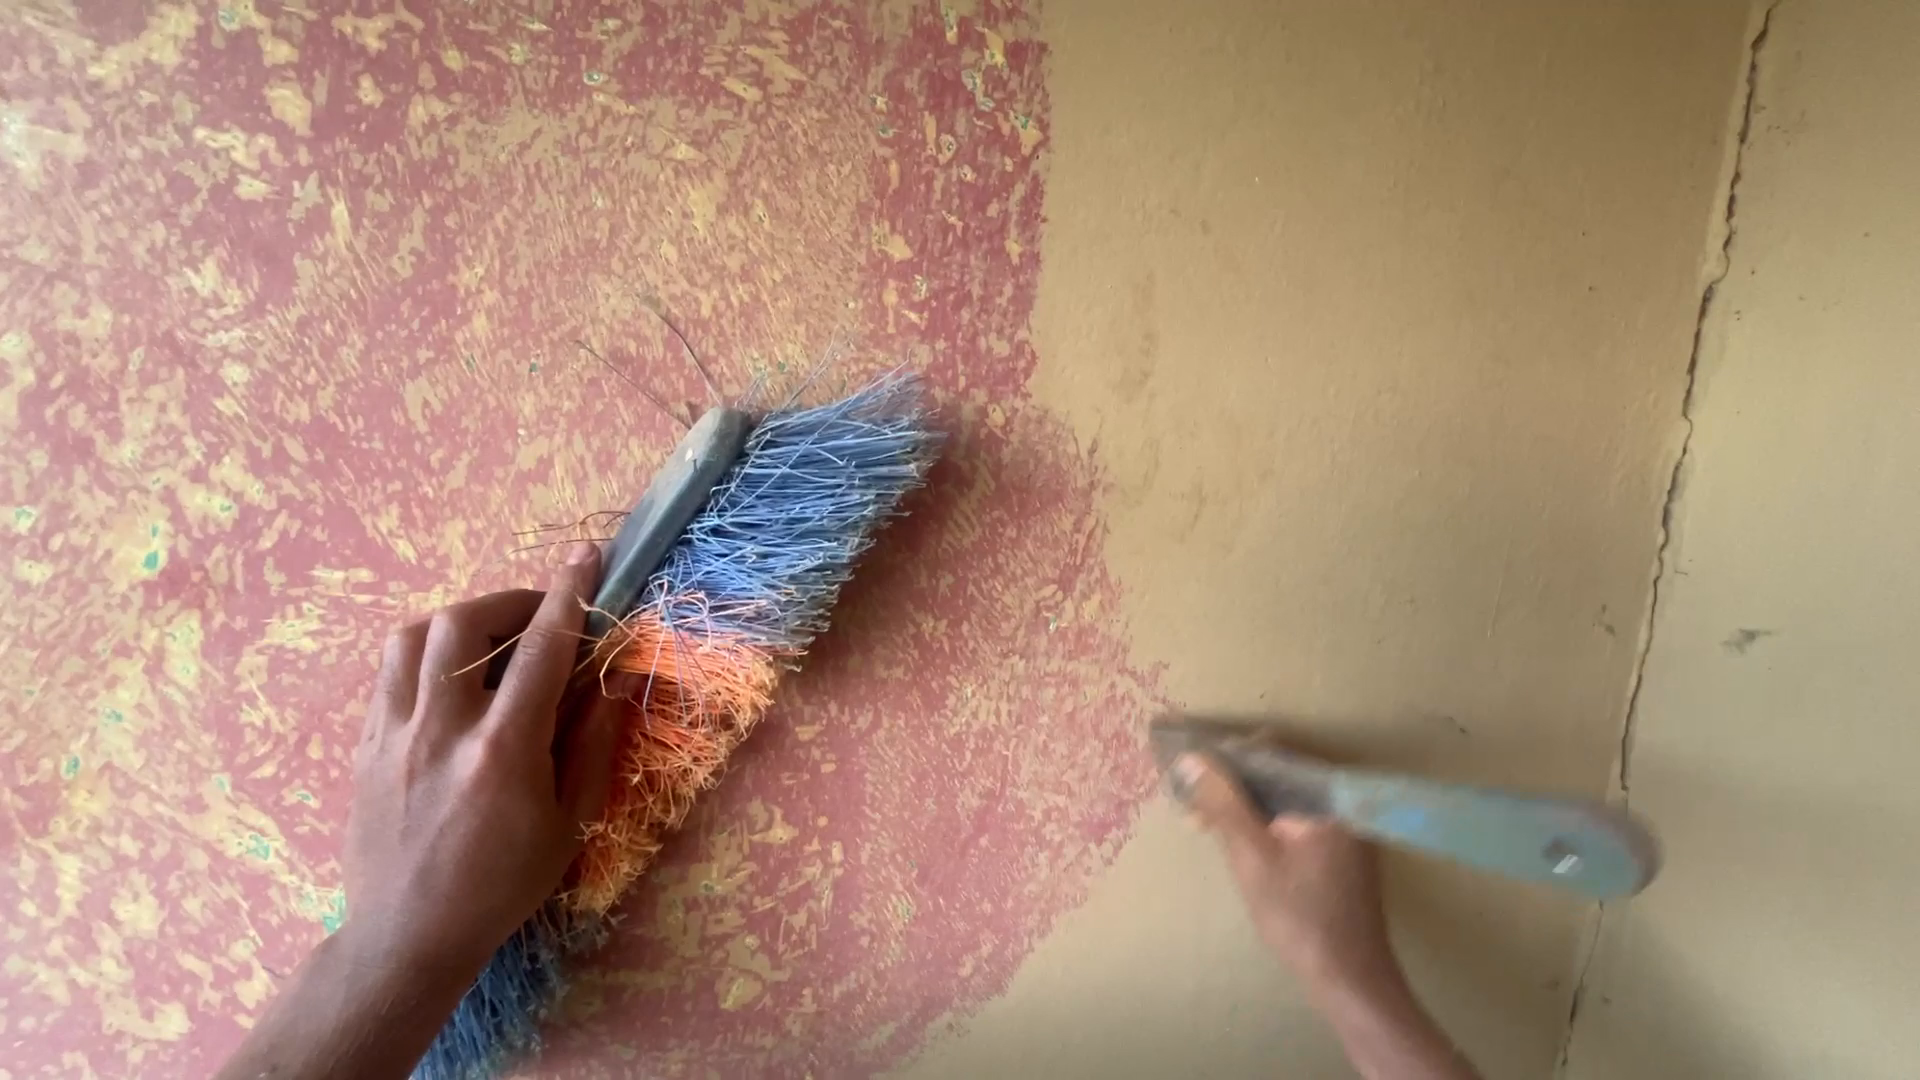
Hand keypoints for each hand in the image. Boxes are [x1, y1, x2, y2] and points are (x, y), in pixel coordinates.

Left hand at [343, 542, 619, 974]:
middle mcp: (440, 728)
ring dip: (463, 620)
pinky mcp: (364, 744)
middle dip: (512, 601)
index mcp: (502, 749)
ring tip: (495, 640)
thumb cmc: (504, 879)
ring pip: (413, 636)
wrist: (406, 937)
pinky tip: (455, 675)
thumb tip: (620, 676)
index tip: (586, 554)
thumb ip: (595, 737)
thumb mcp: (572, 817)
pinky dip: (429, 651)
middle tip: (543, 618)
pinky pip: (389, 669)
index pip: (541, 648)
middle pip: (463, 623)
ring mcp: (391, 734)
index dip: (569, 593)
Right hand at [1175, 752, 1396, 995]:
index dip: (1225, 758)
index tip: (1189, 772)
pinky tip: (1233, 840)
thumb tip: (1191, 757)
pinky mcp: (1336, 850)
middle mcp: (1338, 803)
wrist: (1348, 980)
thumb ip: (1223, 801)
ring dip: (1240, 806)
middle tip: (1192, 808)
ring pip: (1279, 798)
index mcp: (1326, 795)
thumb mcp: (1250, 853)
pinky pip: (1290, 819)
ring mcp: (1341, 827)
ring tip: (1202, 824)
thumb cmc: (1297, 914)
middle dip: (1228, 785)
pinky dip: (1260, 823)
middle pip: (1274, 775)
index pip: (1269, 751)